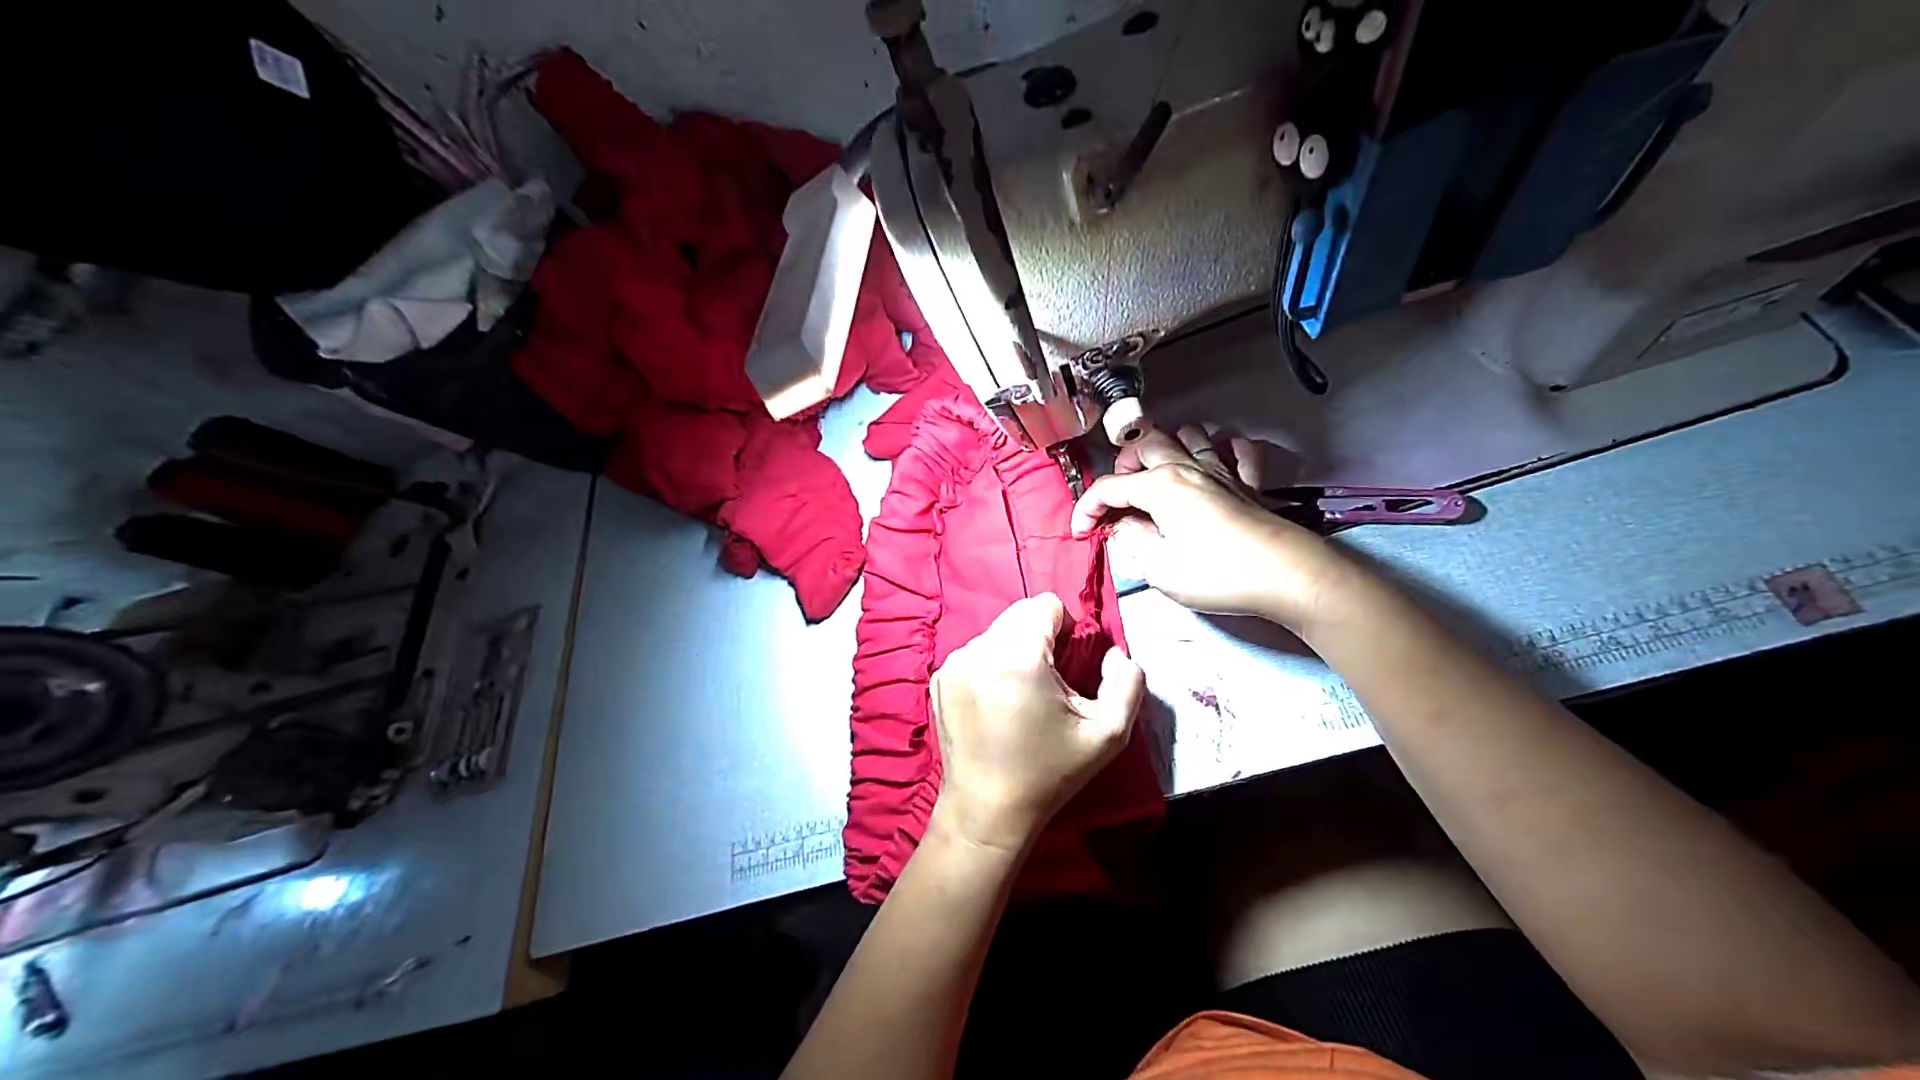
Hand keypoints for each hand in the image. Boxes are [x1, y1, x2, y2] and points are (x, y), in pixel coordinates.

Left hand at [928, 594, 1146, 854]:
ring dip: (1015, 649)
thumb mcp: (1108, 735)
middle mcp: (980, 653)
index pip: (1045, 605)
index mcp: (1019, 661)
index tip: (1067, 665)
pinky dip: (991, 664)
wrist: (986, 810)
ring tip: (1021, 695)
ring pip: (997, 631)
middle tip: (1048, 682)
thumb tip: (1113, 653)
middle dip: (1040, 637)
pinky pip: (975, 651)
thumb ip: (1127, 683)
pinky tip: (997, 703)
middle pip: (1019, 614)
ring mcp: (955, 665)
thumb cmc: (1049, 774)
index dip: (1066, 629)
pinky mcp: (940, 678)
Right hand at [1070, 425, 1352, 631]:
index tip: (1081, 532)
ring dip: (1169, 447)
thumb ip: (1133, 541)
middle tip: (1120, 496)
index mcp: (1160, 486)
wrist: (1287, 576)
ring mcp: (1222, 472)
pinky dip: (1223, 450)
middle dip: (1124, 464)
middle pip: (1147, 445)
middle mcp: (1188, 468)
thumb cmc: (1216, 574)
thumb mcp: (1159, 568)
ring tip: (1159, 473)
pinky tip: (1217, 461)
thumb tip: (1122, 527)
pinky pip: (1238, 451)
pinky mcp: (1250, 485)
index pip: (1109, 487)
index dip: (1087, 508)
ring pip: (1190, 436)